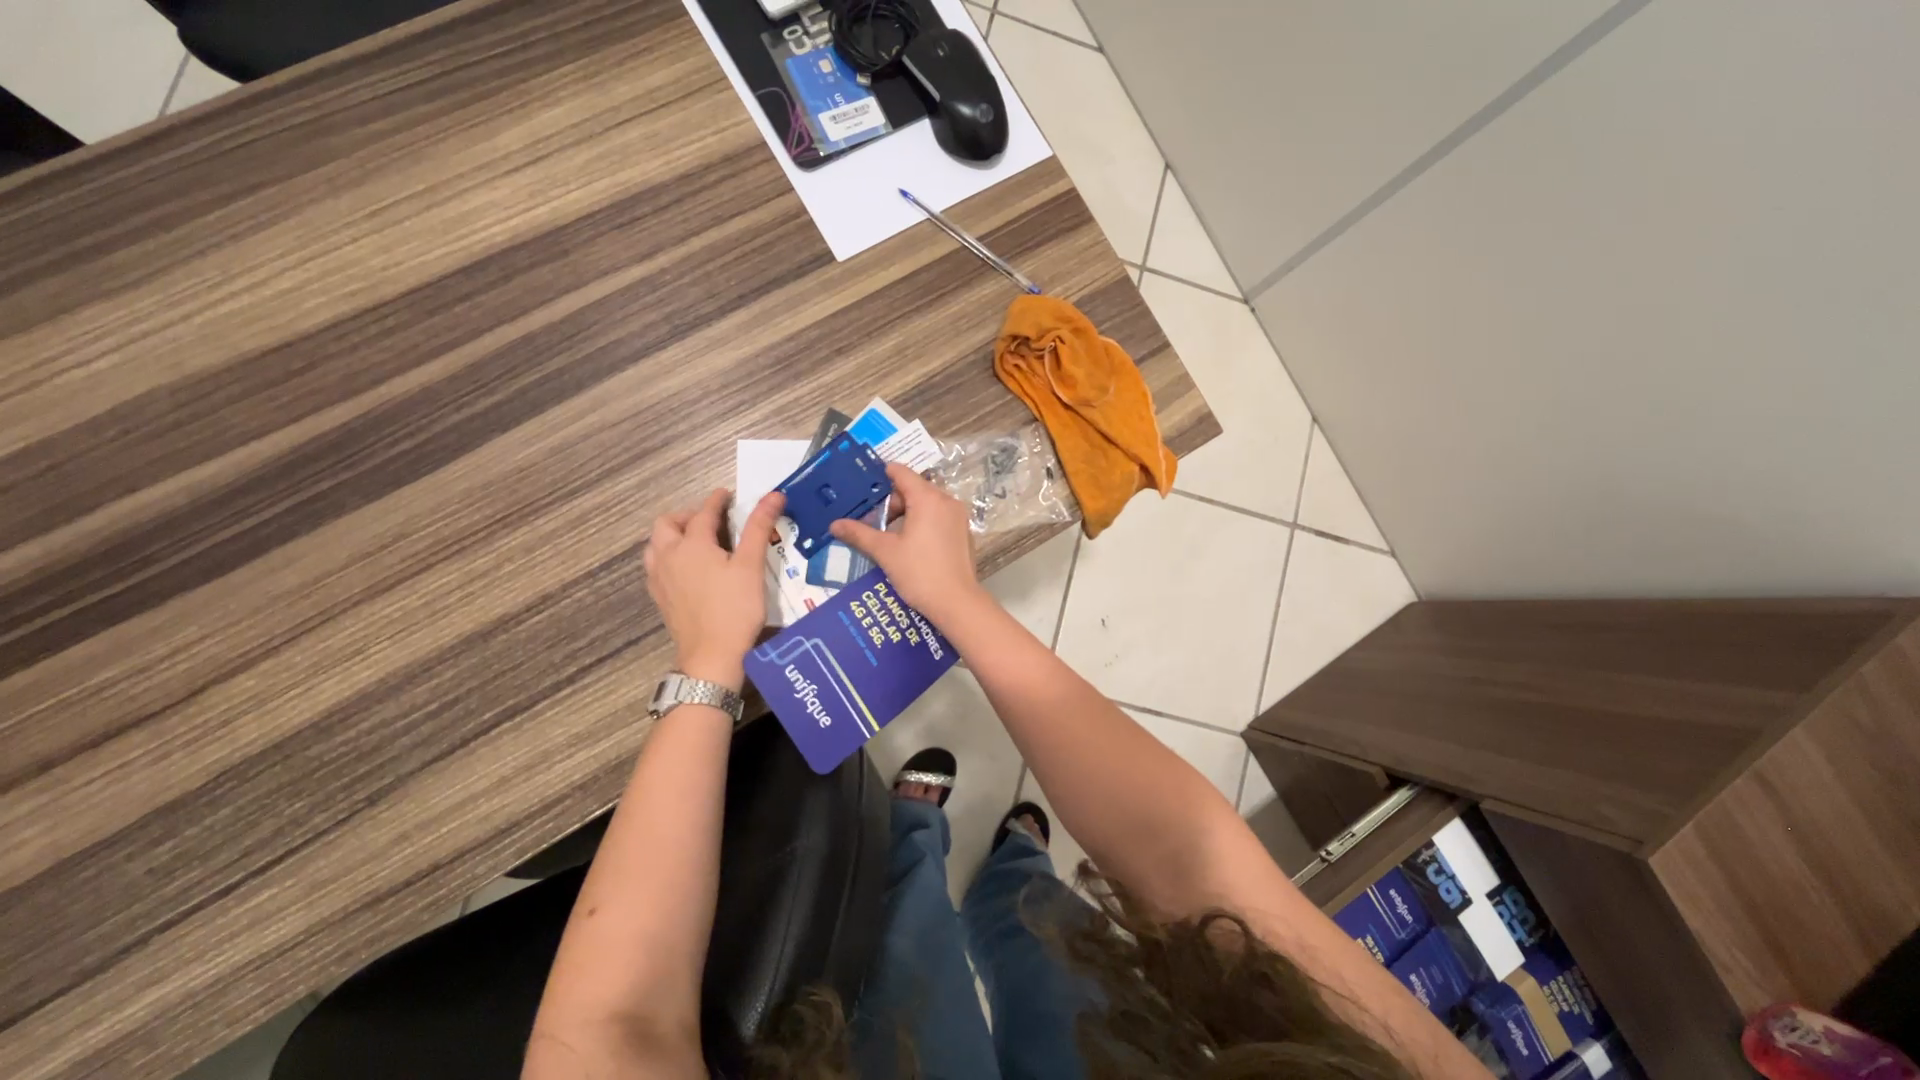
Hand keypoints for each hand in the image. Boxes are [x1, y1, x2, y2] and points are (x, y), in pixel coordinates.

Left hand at [644, 488, 783, 688]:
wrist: (711, 655)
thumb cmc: (735, 609)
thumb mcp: (751, 566)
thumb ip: (759, 527)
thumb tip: (774, 495)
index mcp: (692, 545)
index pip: (703, 513)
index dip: (716, 501)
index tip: (726, 494)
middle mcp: (669, 556)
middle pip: (667, 524)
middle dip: (686, 515)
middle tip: (710, 519)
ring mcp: (660, 579)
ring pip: (655, 545)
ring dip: (671, 535)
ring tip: (694, 541)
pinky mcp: (660, 598)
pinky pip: (656, 566)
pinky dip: (668, 557)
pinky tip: (686, 569)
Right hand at [829, 464, 986, 624]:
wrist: (957, 603)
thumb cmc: (919, 573)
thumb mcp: (885, 552)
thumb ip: (859, 534)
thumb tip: (834, 524)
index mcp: (928, 498)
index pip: (902, 473)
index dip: (881, 476)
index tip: (863, 486)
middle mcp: (947, 501)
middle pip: (914, 488)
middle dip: (892, 502)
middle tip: (873, 522)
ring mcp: (958, 517)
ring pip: (927, 504)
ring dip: (906, 513)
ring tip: (888, 536)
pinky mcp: (963, 532)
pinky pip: (939, 517)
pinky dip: (922, 523)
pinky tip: (910, 545)